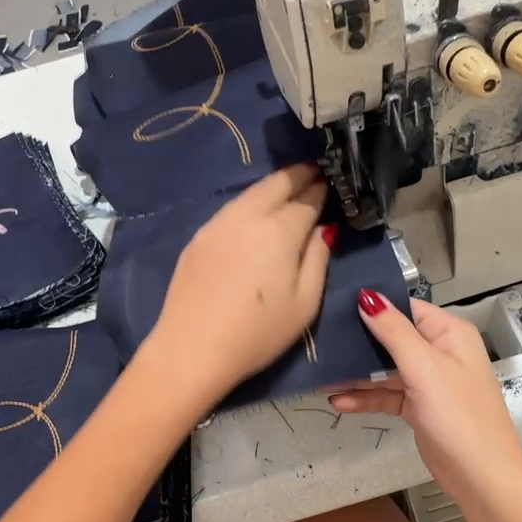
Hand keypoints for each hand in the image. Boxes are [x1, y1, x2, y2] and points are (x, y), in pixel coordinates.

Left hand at [143, 165, 333, 399]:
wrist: (191, 349)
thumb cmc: (257, 333)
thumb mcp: (305, 304)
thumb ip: (318, 260)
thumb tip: (324, 229)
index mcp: (280, 230)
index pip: (307, 199)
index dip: (321, 191)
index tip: (330, 185)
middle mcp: (248, 216)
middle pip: (277, 183)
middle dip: (298, 175)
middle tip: (312, 172)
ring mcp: (218, 224)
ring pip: (250, 193)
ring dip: (272, 186)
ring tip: (286, 189)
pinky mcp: (198, 237)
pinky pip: (231, 208)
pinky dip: (249, 202)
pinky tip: (254, 214)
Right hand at [329, 296, 521, 505]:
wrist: (481, 476)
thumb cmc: (458, 414)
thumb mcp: (424, 367)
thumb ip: (393, 331)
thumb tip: (366, 296)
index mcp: (449, 333)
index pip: (406, 309)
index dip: (374, 307)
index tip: (334, 307)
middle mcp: (440, 352)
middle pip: (392, 338)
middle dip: (359, 343)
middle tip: (320, 342)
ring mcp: (429, 381)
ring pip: (386, 370)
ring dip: (357, 375)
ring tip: (320, 378)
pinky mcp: (419, 407)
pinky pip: (387, 395)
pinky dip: (366, 398)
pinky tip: (340, 402)